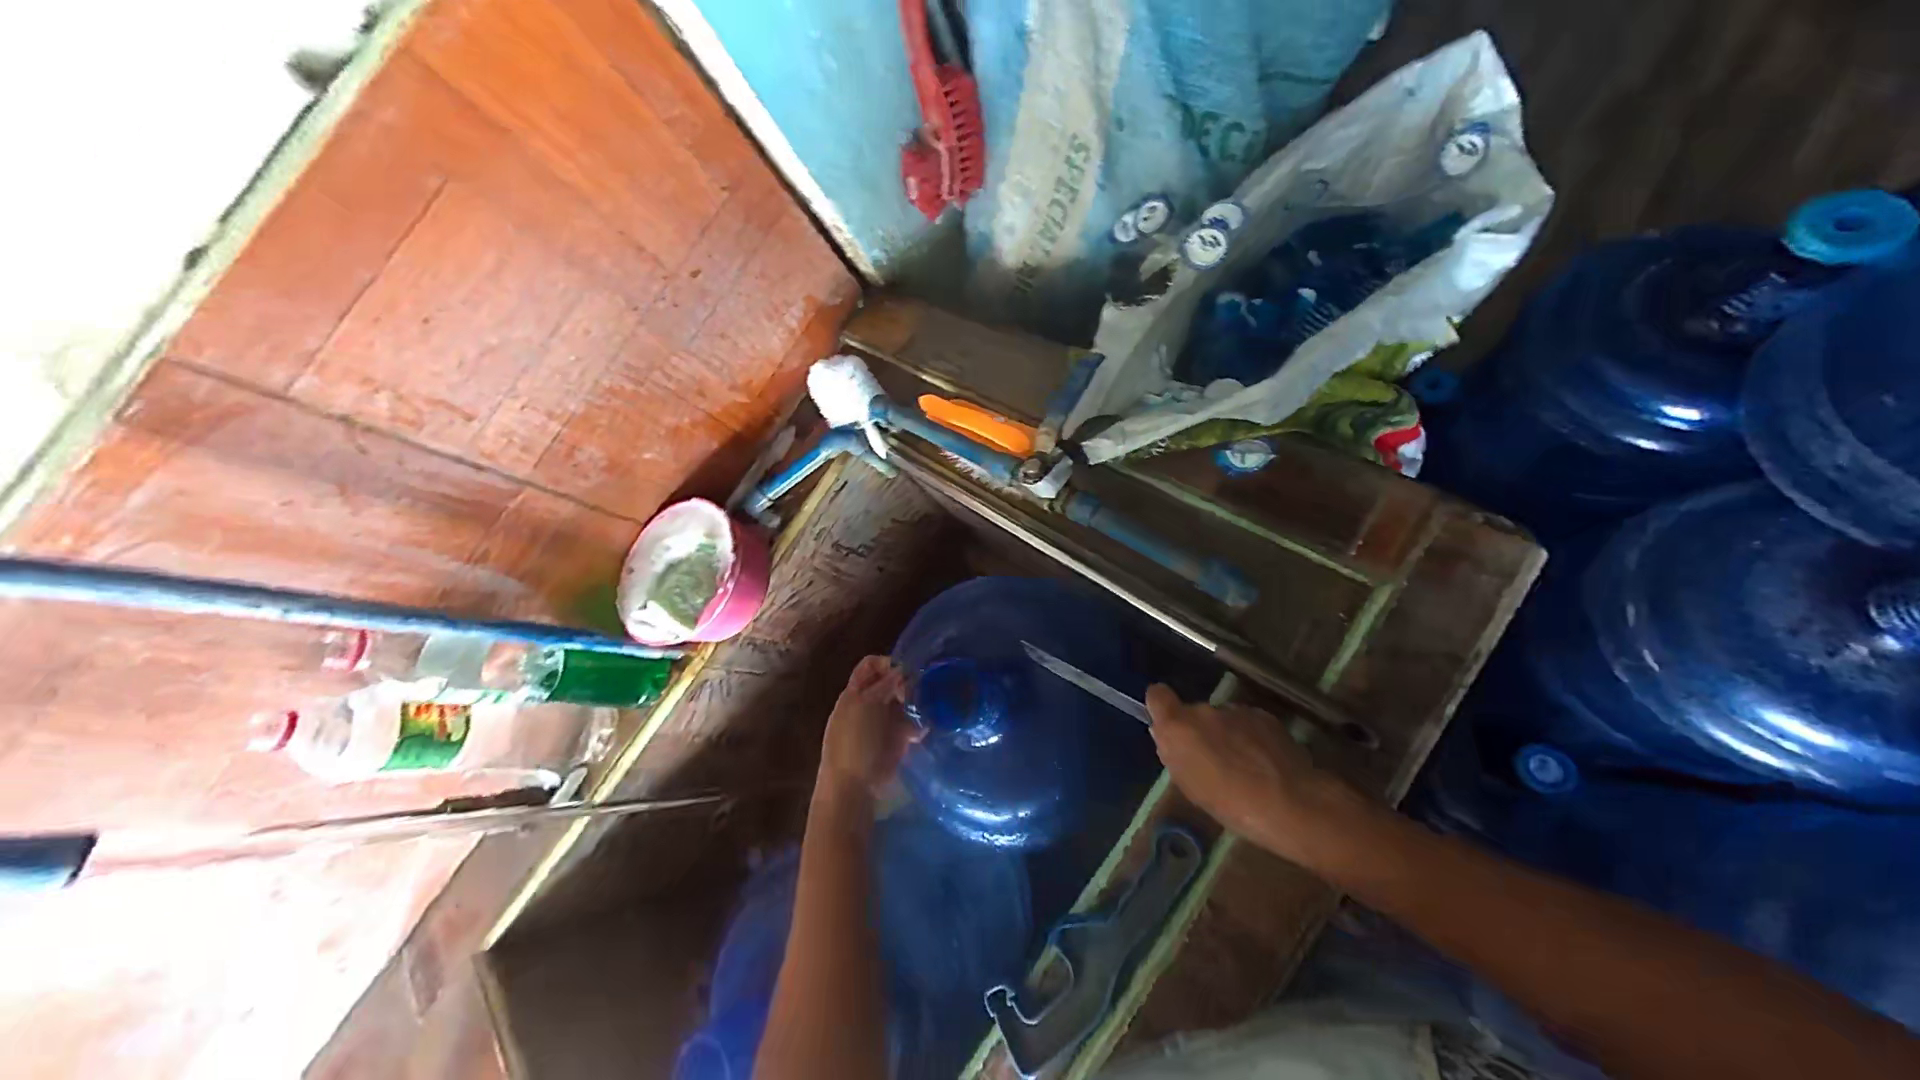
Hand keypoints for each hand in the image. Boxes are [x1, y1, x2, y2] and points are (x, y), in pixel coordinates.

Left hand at [818, 656, 917, 797]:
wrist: (852, 785)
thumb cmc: (855, 741)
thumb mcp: (867, 706)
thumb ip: (884, 685)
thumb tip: (901, 670)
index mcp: (855, 692)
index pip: (871, 666)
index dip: (888, 664)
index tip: (907, 671)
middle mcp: (869, 703)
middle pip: (891, 683)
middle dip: (908, 683)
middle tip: (921, 691)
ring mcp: (883, 722)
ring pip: (904, 702)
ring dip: (917, 703)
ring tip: (928, 708)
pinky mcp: (897, 740)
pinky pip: (912, 724)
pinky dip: (920, 723)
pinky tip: (925, 729)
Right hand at [1145, 684, 1363, 862]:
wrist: (1292, 804)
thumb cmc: (1230, 803)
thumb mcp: (1189, 785)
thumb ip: (1173, 753)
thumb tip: (1166, 735)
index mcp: (1178, 726)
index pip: (1157, 694)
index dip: (1161, 707)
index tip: (1168, 727)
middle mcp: (1205, 710)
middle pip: (1193, 712)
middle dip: (1199, 731)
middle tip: (1211, 761)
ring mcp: (1236, 710)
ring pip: (1221, 718)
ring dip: (1225, 734)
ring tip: (1242, 766)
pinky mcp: (1265, 716)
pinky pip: (1246, 723)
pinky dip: (1249, 737)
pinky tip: (1263, 763)